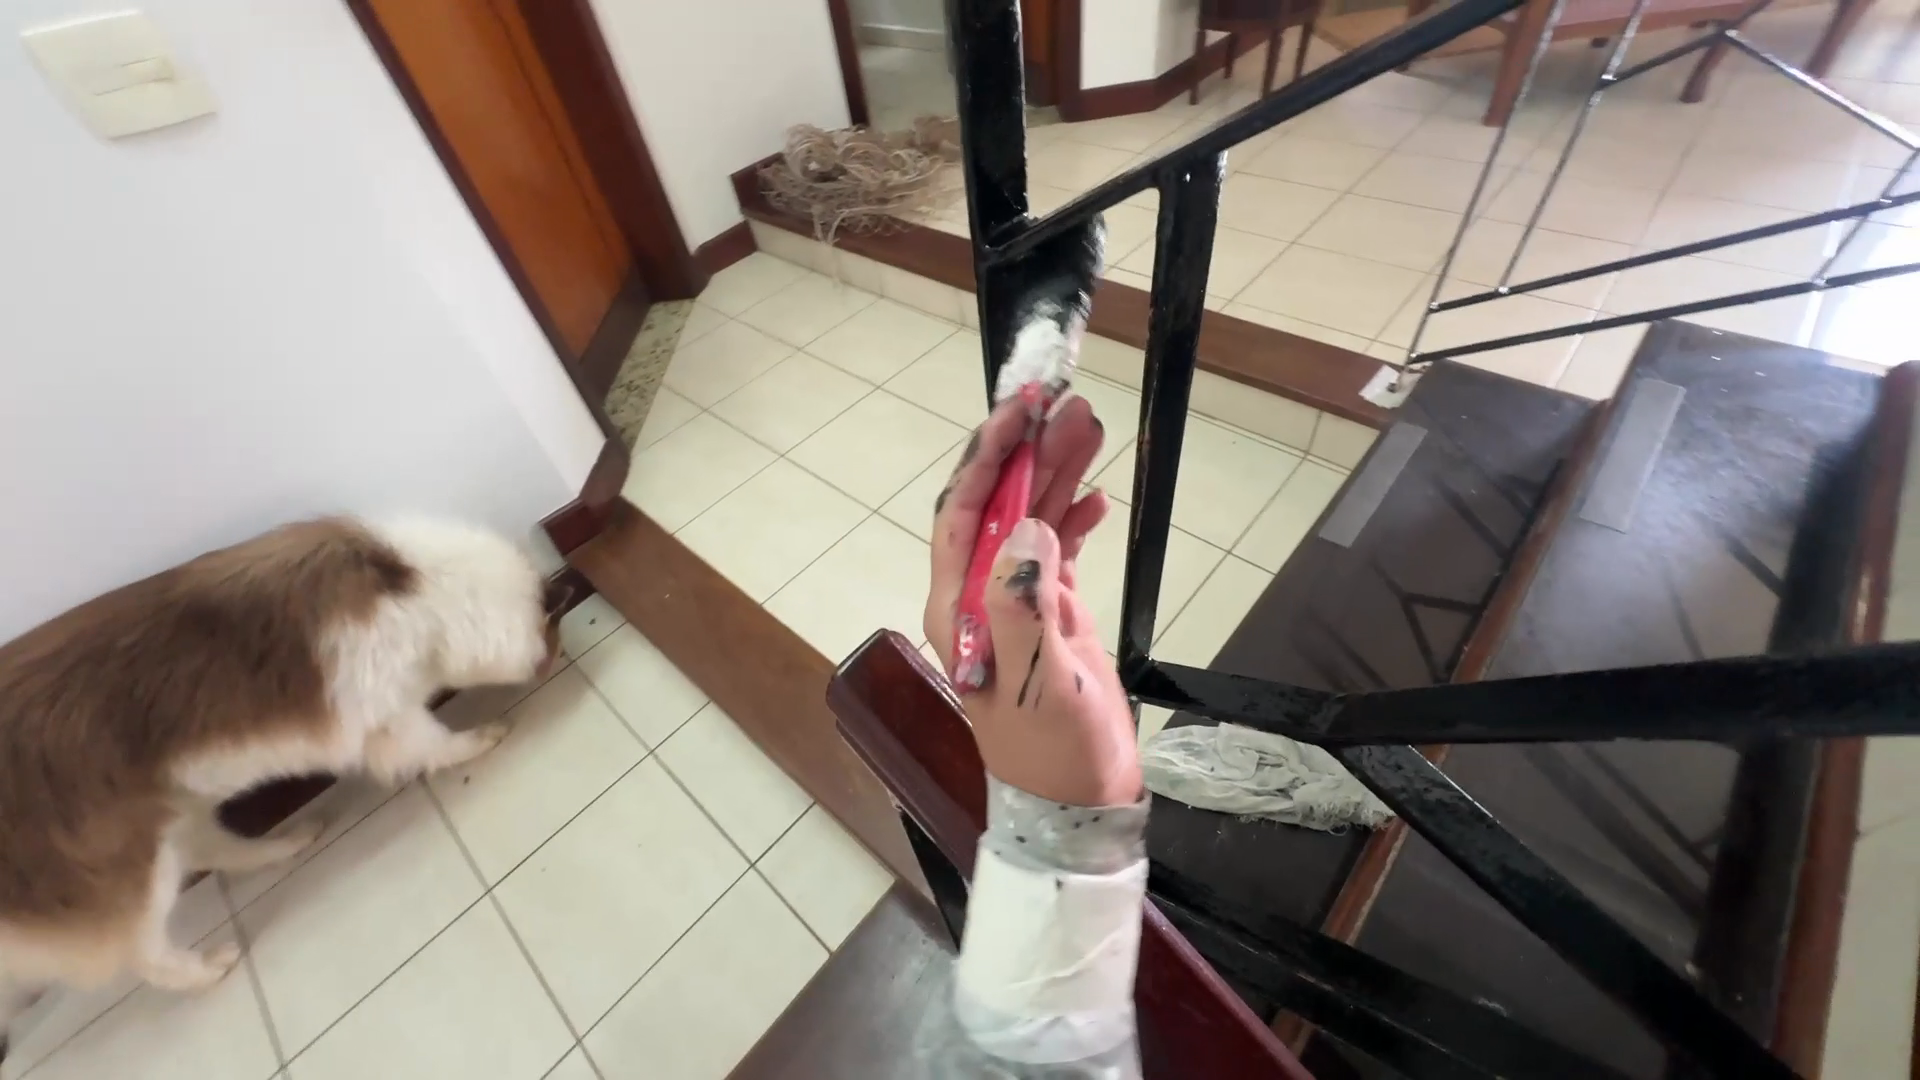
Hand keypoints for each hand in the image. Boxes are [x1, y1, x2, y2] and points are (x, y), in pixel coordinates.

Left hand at [924, 394, 1142, 807]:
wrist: (1081, 799)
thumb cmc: (1053, 751)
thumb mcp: (1036, 683)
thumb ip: (1023, 607)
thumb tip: (1027, 529)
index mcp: (961, 606)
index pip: (964, 515)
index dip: (986, 459)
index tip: (1017, 413)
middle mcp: (981, 595)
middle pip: (1000, 506)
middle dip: (1028, 453)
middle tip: (1066, 404)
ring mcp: (1015, 602)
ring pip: (1031, 520)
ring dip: (1056, 475)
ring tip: (1089, 426)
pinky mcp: (1048, 613)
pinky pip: (1056, 552)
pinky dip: (1072, 520)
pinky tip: (1095, 497)